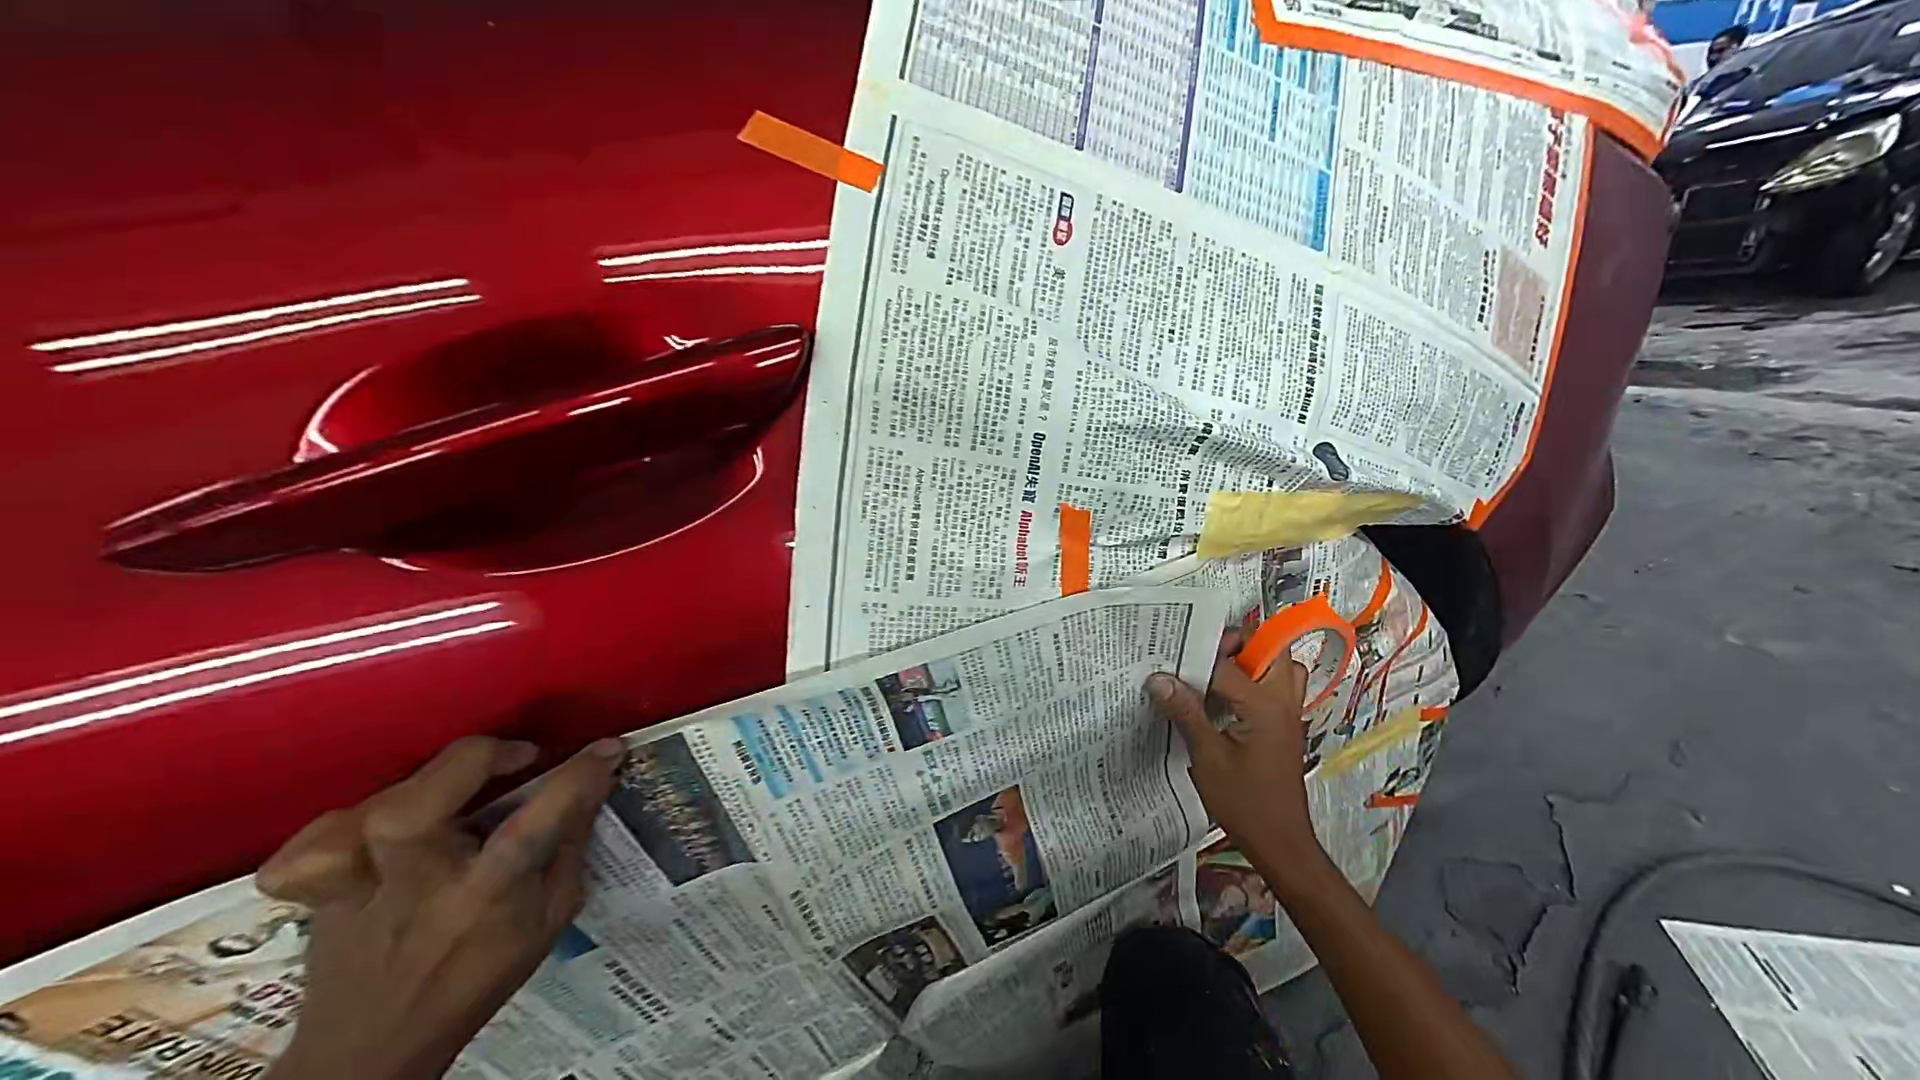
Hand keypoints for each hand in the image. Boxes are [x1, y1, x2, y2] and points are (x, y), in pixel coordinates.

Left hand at [257, 736, 624, 1079]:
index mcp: (484, 901)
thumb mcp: (547, 922)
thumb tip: (589, 787)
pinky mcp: (323, 893)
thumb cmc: (478, 979)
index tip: (609, 748)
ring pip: (366, 819)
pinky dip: (345, 822)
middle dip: (474, 761)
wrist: (372, 1050)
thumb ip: (567, 851)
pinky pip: (312, 847)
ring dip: (423, 784)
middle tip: (518, 755)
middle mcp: (419, 891)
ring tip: (459, 782)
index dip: (578, 778)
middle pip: (415, 812)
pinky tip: (383, 818)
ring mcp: (362, 892)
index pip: (532, 829)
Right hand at [1147, 637, 1330, 894]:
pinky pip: (1279, 684)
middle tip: (1202, 655)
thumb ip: (1186, 711)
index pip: (1227, 663)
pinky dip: (1257, 679)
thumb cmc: (1244, 801)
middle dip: (1236, 643)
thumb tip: (1158, 678)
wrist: (1279, 840)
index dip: (1195, 659)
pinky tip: (1226, 697)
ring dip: (1252, 659)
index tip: (1169, 657)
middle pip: (1270, 648)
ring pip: (1281, 665)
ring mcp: (1289, 711)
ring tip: (1217, 671)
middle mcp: (1283, 700)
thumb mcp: (1207, 756)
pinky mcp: (1286, 724)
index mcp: (1264, 704)